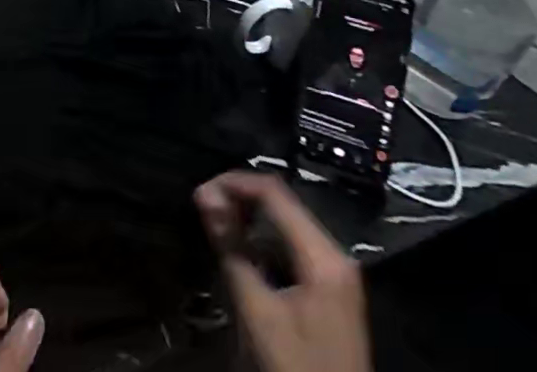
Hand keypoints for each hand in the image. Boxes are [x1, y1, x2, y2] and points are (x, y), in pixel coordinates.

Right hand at [193, 171, 371, 371]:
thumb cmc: (296, 369)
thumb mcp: (259, 313)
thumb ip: (233, 252)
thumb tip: (206, 199)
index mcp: (323, 255)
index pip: (275, 194)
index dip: (236, 184)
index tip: (201, 191)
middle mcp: (334, 252)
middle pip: (283, 204)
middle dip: (242, 199)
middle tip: (204, 206)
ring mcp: (335, 269)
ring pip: (287, 223)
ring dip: (251, 218)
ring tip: (216, 222)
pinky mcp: (330, 285)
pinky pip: (293, 245)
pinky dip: (264, 239)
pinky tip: (241, 247)